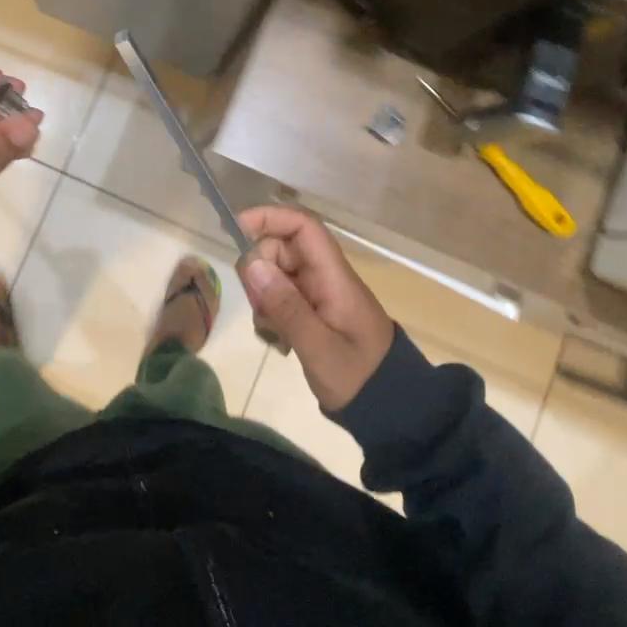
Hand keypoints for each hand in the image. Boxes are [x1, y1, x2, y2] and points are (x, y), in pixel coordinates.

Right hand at [238, 205, 394, 411]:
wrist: (390, 408)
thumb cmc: (358, 377)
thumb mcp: (318, 347)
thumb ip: (286, 306)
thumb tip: (252, 263)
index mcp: (334, 277)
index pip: (303, 227)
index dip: (270, 218)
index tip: (236, 229)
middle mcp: (326, 278)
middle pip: (283, 249)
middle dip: (259, 268)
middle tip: (258, 305)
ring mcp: (319, 295)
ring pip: (277, 273)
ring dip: (264, 295)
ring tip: (272, 330)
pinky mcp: (313, 312)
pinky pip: (282, 297)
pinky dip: (271, 312)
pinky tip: (278, 339)